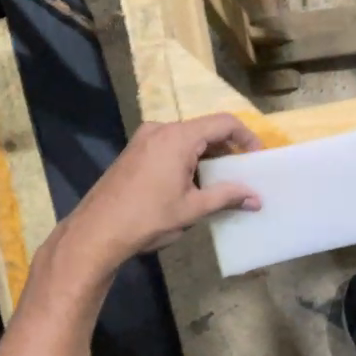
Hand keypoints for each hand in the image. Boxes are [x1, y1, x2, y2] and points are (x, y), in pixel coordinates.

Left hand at [58, 114, 260, 271]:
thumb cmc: (148, 218)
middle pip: (205, 129)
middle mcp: (161, 130)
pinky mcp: (134, 152)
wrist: (97, 232)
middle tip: (243, 172)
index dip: (246, 137)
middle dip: (227, 148)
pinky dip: (188, 158)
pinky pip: (170, 146)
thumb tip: (256, 199)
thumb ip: (227, 197)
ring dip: (207, 155)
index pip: (224, 123)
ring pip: (187, 138)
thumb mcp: (193, 209)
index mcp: (178, 137)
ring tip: (220, 181)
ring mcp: (144, 139)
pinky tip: (192, 183)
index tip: (258, 158)